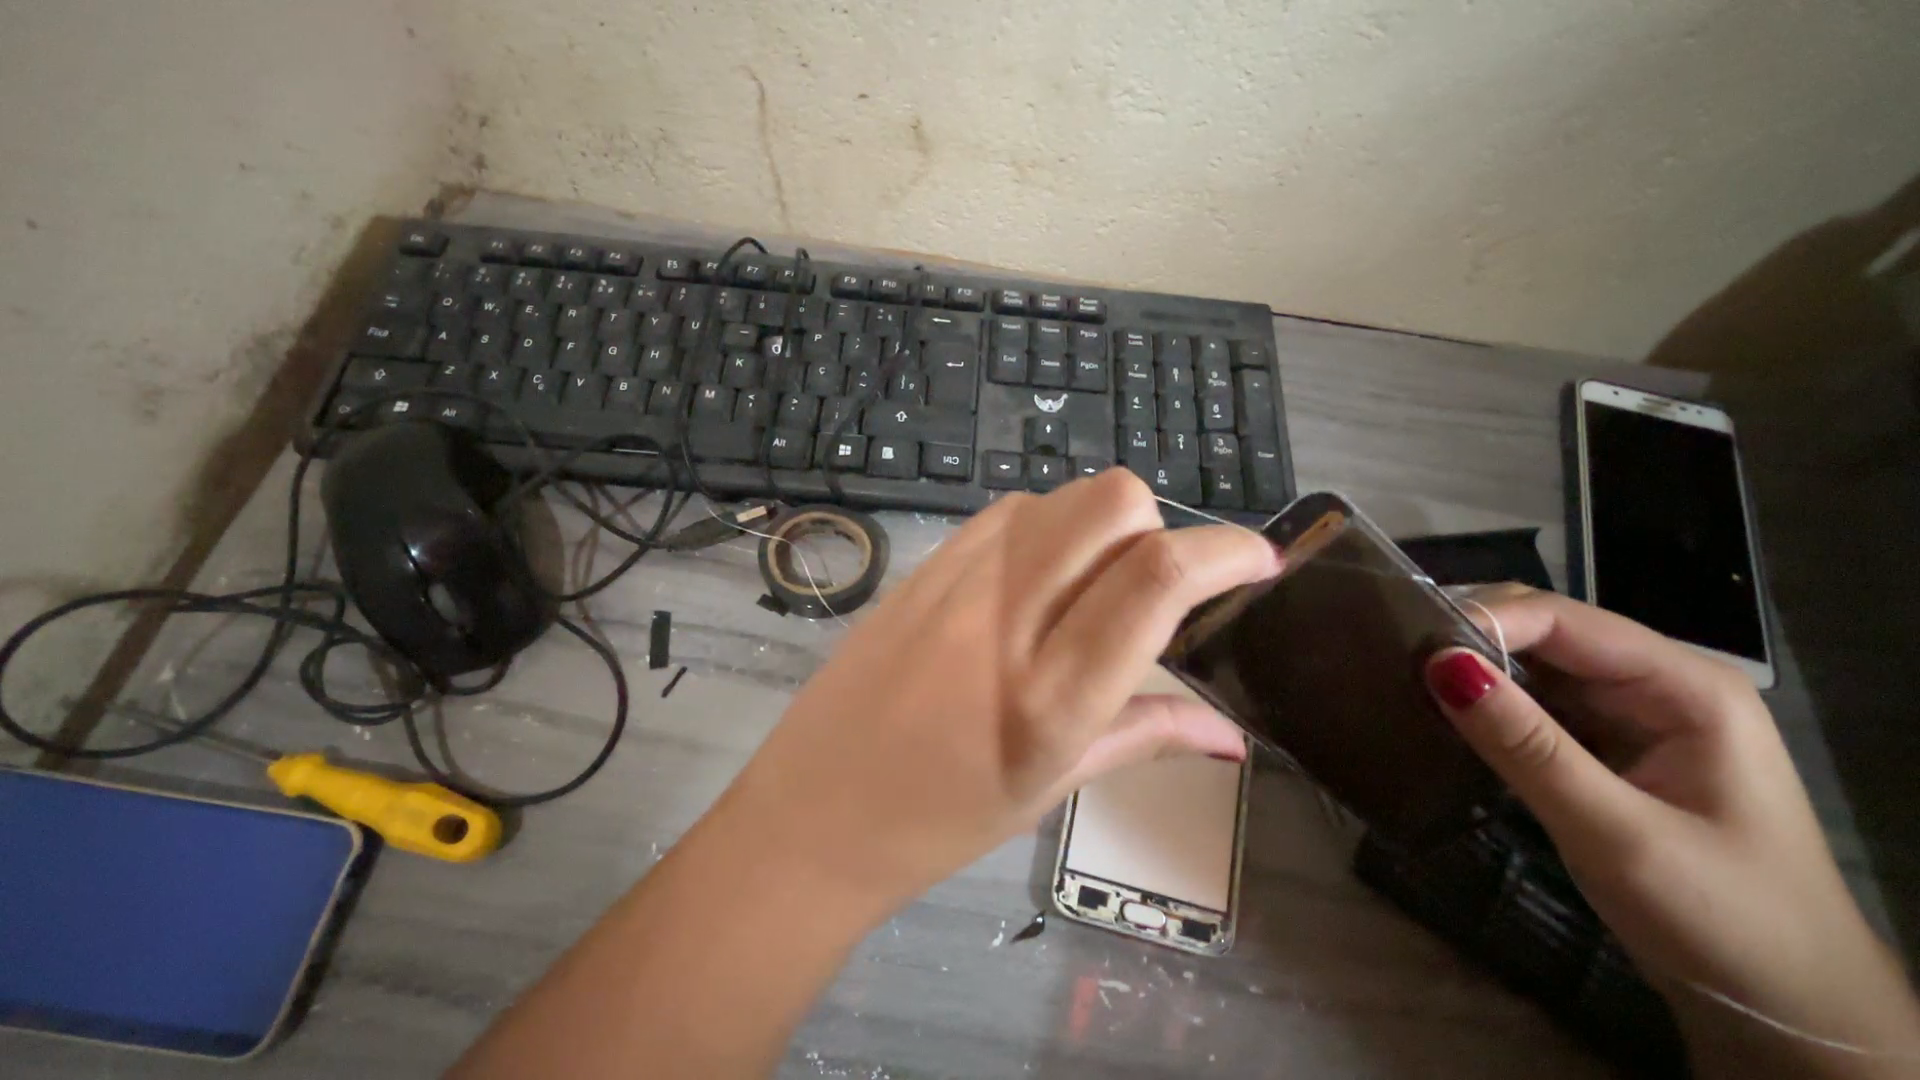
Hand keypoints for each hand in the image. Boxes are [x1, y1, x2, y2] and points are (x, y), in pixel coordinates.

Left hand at [709, 470, 1279, 914]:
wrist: (814, 814)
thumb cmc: (940, 822)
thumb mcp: (1053, 786)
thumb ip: (1148, 736)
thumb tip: (1234, 734)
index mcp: (1051, 693)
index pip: (1156, 577)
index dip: (1226, 550)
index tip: (1258, 562)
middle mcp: (1005, 617)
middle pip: (1112, 501)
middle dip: (1160, 526)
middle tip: (1157, 584)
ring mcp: (955, 581)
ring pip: (1062, 496)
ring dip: (1103, 525)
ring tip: (1095, 587)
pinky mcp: (923, 566)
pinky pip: (1008, 513)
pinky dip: (1048, 529)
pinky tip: (1039, 582)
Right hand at [1425, 587, 1919, 1077]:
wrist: (1787, 1006)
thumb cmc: (1720, 917)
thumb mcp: (1615, 833)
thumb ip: (1526, 746)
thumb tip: (1438, 664)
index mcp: (1685, 685)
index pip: (1565, 620)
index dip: (1485, 620)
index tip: (1407, 644)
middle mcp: (1658, 684)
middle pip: (1548, 632)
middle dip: (1472, 636)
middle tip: (1391, 656)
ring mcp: (1635, 716)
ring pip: (1537, 668)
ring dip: (1474, 671)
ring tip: (1401, 678)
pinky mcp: (1611, 749)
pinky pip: (1538, 708)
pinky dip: (1490, 707)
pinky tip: (1443, 714)